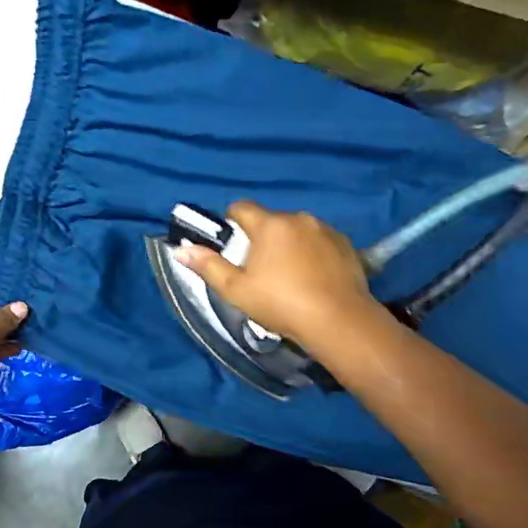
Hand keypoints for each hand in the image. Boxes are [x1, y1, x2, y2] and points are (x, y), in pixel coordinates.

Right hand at [173, 201, 384, 352]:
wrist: (337, 319)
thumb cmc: (280, 304)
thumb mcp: (236, 290)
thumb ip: (209, 267)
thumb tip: (182, 250)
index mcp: (269, 225)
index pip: (241, 208)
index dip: (231, 223)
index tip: (232, 246)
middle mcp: (298, 218)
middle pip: (270, 221)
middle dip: (261, 239)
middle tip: (259, 272)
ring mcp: (325, 229)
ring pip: (297, 231)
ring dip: (289, 246)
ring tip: (290, 278)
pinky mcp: (346, 244)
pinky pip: (320, 242)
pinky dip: (313, 254)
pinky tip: (313, 279)